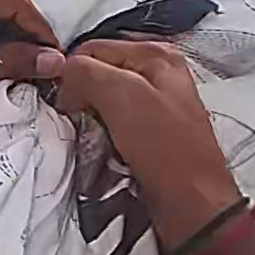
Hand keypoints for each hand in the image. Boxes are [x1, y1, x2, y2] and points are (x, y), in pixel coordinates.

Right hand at [52, 40, 241, 245]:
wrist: (191, 205)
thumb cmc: (167, 151)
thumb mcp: (122, 96)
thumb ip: (86, 72)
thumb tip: (62, 70)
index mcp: (156, 56)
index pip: (91, 49)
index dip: (73, 73)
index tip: (68, 100)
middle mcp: (157, 75)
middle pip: (97, 73)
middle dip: (82, 96)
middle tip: (83, 120)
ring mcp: (153, 105)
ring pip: (101, 100)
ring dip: (90, 119)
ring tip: (98, 137)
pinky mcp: (147, 132)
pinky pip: (111, 123)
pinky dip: (101, 134)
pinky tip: (107, 148)